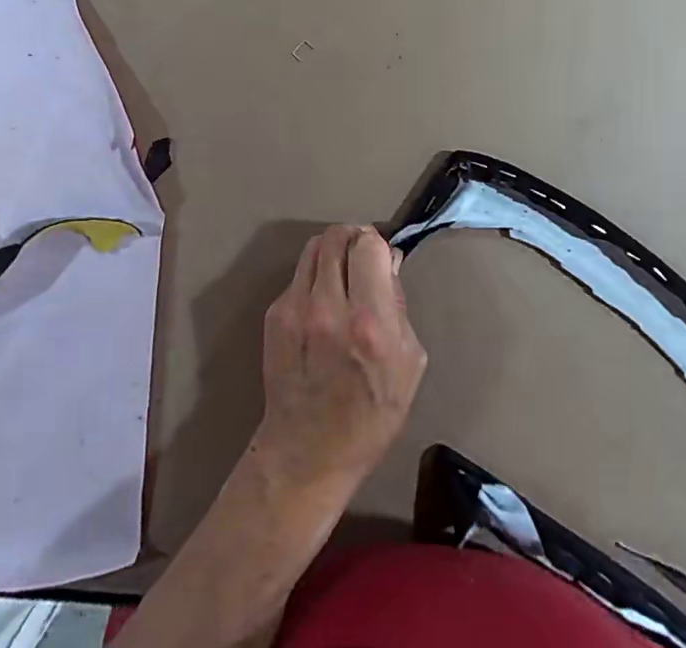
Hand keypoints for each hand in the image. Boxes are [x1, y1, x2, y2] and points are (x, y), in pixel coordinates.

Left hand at [250, 225, 427, 494]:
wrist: (309, 449)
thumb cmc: (371, 414)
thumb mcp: (410, 363)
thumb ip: (400, 305)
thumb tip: (389, 262)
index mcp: (369, 322)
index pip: (369, 246)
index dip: (378, 244)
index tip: (382, 257)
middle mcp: (328, 307)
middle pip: (336, 236)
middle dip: (354, 238)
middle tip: (364, 257)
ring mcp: (294, 309)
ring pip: (313, 247)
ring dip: (332, 251)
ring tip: (344, 273)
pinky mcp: (274, 315)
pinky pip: (298, 275)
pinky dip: (315, 277)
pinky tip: (323, 303)